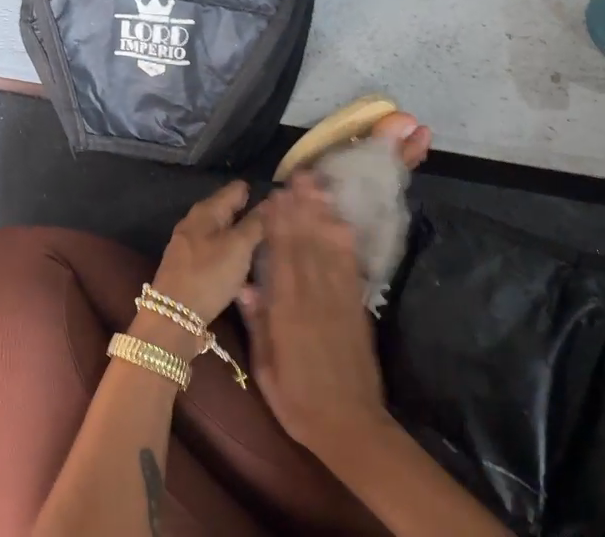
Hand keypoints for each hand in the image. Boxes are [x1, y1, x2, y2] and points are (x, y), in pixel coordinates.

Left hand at [148, 181, 266, 324]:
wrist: (173, 315)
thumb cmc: (208, 274)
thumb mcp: (238, 247)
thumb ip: (255, 223)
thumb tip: (271, 200)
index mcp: (206, 210)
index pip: (235, 190)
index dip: (257, 192)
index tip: (281, 199)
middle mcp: (195, 222)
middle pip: (228, 211)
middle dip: (250, 214)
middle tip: (279, 223)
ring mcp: (190, 245)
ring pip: (223, 233)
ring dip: (242, 237)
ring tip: (268, 244)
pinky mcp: (190, 266)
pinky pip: (217, 253)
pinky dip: (232, 255)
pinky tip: (245, 266)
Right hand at [240, 169, 393, 458]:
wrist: (351, 427)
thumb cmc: (298, 401)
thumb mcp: (267, 368)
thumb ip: (259, 325)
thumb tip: (245, 287)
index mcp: (289, 313)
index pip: (282, 258)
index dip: (278, 225)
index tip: (272, 198)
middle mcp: (316, 299)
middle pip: (308, 245)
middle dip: (301, 209)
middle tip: (296, 177)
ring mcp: (341, 302)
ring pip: (331, 250)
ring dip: (324, 216)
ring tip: (318, 187)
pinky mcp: (358, 310)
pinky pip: (349, 268)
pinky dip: (344, 242)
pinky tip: (339, 223)